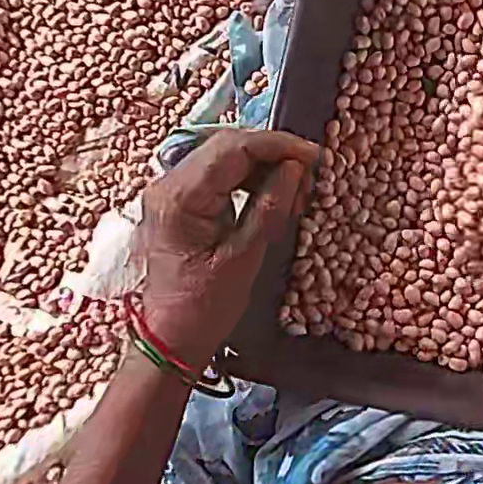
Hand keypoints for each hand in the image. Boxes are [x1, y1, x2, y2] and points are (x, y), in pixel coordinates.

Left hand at [136, 129, 318, 366]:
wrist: (168, 338)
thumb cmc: (204, 307)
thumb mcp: (243, 259)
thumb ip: (269, 207)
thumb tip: (295, 167)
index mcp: (180, 197)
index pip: (233, 149)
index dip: (278, 145)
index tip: (314, 156)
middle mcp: (168, 184)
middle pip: (227, 145)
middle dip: (273, 152)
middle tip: (310, 171)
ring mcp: (171, 191)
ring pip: (224, 157)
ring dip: (263, 164)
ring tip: (296, 186)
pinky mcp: (181, 201)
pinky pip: (219, 175)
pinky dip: (249, 177)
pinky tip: (274, 192)